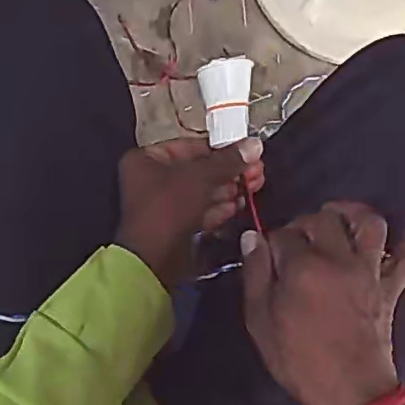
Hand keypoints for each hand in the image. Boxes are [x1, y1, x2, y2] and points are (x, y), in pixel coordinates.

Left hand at [116, 136, 264, 286]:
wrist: (153, 260)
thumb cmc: (169, 208)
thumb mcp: (200, 177)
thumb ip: (228, 160)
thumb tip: (254, 144)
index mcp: (146, 160)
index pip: (189, 146)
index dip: (220, 148)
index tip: (247, 151)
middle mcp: (151, 180)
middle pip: (198, 170)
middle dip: (229, 172)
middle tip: (258, 171)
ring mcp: (163, 206)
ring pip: (201, 193)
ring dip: (228, 190)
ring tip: (255, 186)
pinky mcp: (175, 227)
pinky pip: (199, 212)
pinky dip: (218, 209)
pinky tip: (239, 205)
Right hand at [240, 201, 404, 404]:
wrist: (348, 391)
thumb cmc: (297, 360)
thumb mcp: (260, 321)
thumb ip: (255, 275)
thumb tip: (252, 237)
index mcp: (302, 268)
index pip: (283, 234)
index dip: (271, 240)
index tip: (266, 254)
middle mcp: (338, 259)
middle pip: (323, 220)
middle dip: (305, 222)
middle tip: (295, 238)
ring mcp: (370, 271)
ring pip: (369, 224)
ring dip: (353, 212)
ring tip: (338, 214)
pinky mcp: (391, 286)